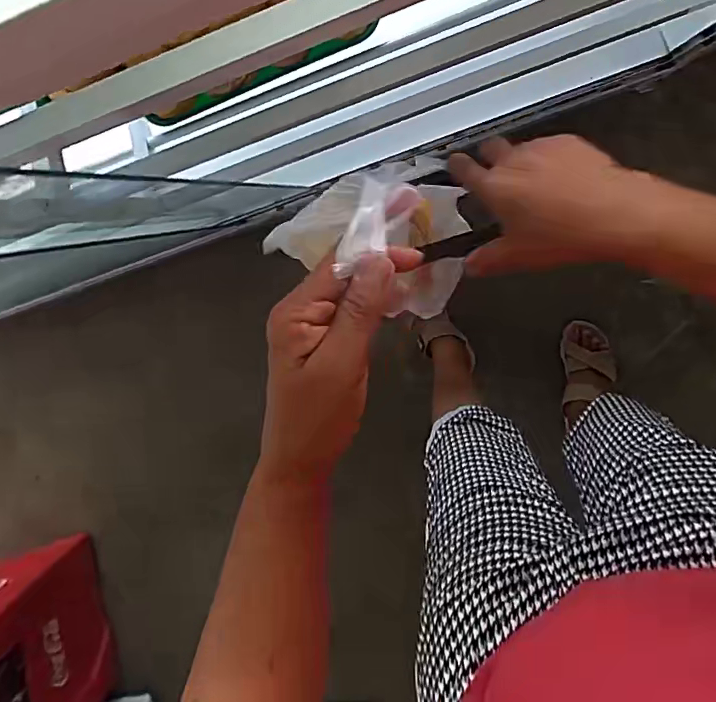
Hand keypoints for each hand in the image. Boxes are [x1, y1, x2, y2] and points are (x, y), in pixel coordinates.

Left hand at [259, 247, 422, 482]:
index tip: (413, 254)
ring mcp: (307, 323)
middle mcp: (297, 309)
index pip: (337, 264)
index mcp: (295, 310)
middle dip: (380, 264)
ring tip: (413, 276)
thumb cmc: (318, 418)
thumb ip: (360, 309)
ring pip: (348, 288)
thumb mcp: (343, 361)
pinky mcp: (320, 337)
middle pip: (342, 272)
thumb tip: (380, 259)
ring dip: (379, 282)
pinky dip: (373, 302)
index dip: (375, 252)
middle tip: (420, 264)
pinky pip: (349, 308)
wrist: (299, 463)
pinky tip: (394, 301)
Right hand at [447, 135, 652, 275]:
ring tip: (541, 185)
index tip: (457, 165)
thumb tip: (473, 265)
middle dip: (490, 158)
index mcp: (494, 186)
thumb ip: (490, 259)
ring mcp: (540, 148)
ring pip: (522, 148)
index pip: (462, 167)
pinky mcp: (567, 141)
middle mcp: (513, 160)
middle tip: (500, 176)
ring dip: (525, 161)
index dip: (457, 166)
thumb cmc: (566, 234)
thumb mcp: (521, 255)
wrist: (614, 212)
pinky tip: (567, 179)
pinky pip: (552, 146)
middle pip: (490, 148)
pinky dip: (554, 158)